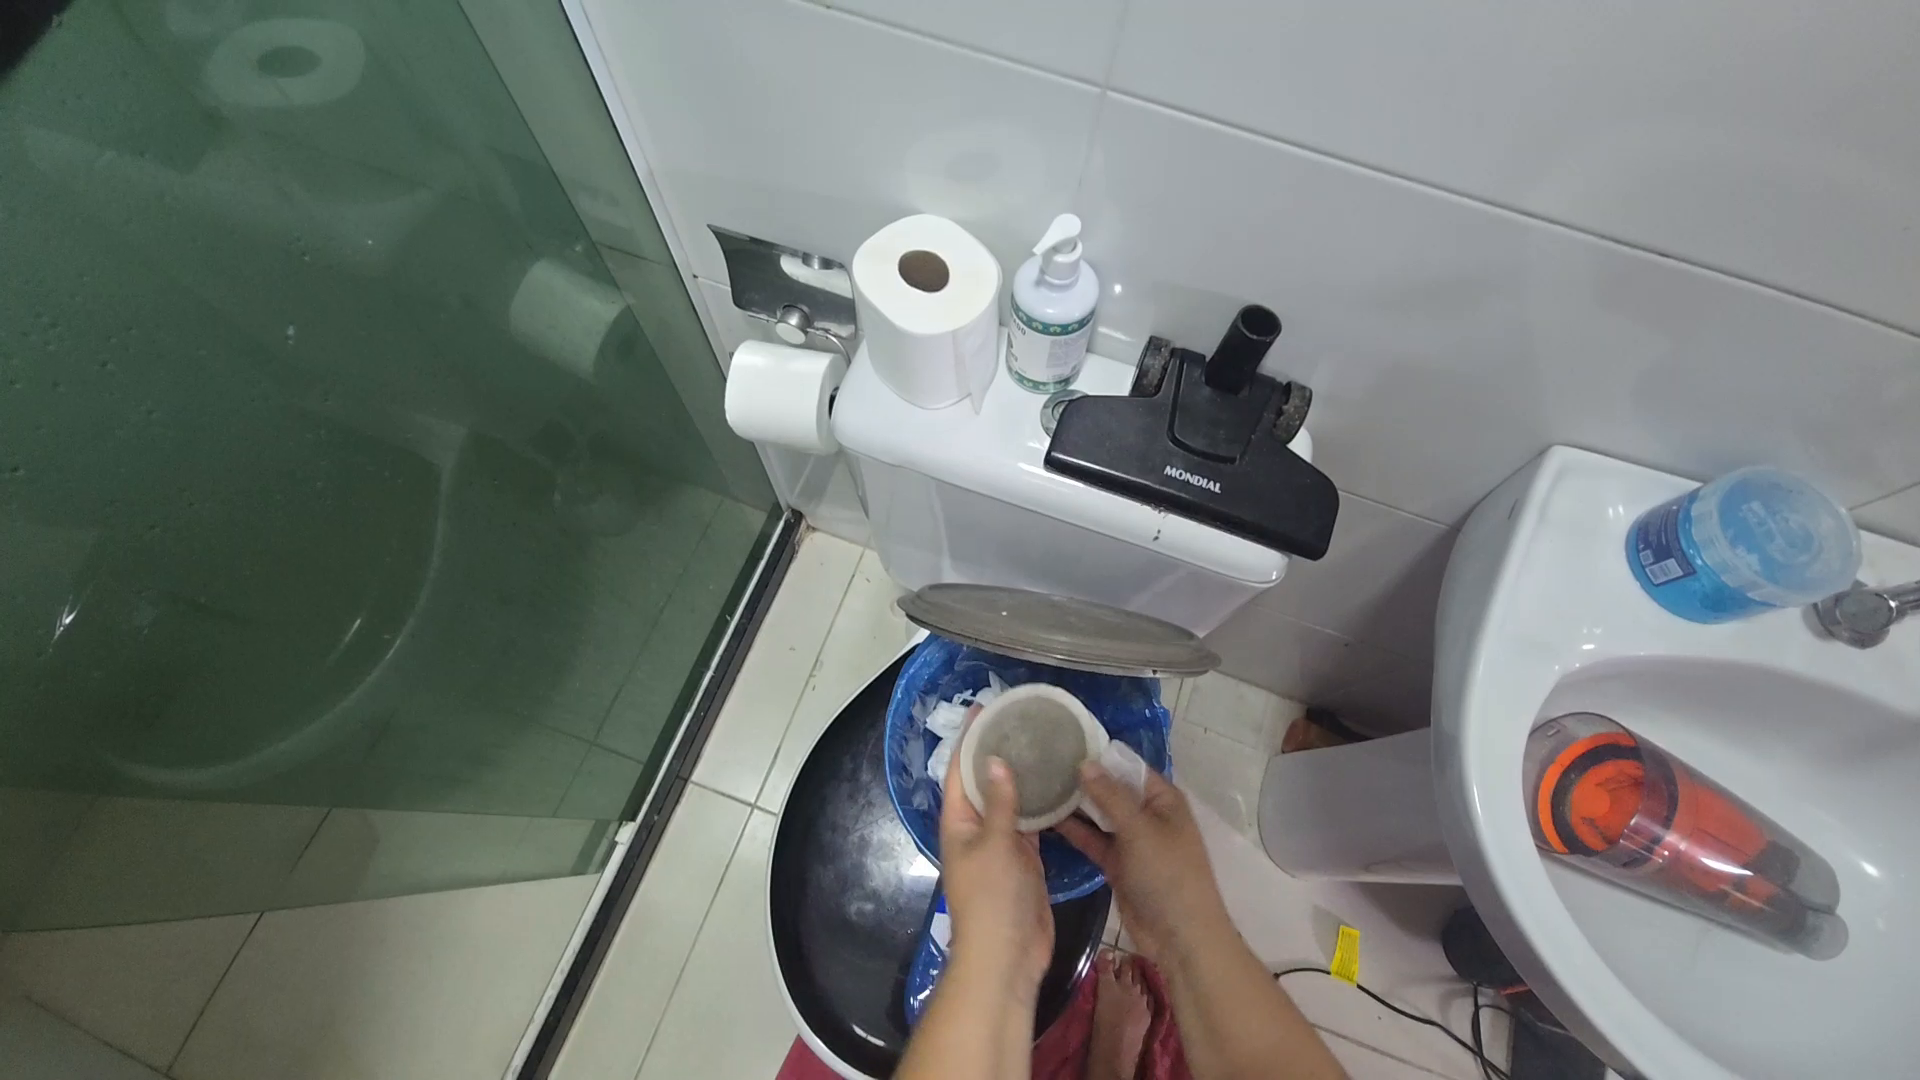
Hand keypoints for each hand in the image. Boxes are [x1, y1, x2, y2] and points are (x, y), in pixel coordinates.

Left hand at [938, 712, 1052, 997]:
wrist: (1007, 954)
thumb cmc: (992, 897)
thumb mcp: (994, 844)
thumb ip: (999, 803)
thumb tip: (994, 760)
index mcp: (958, 820)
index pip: (959, 769)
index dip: (969, 739)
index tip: (983, 708)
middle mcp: (977, 827)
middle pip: (984, 781)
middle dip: (997, 751)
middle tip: (1020, 720)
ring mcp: (1001, 843)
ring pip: (1009, 800)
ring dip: (1021, 775)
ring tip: (1040, 742)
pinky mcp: (1025, 858)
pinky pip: (1030, 822)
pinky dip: (1041, 803)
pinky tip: (1058, 784)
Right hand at [1054, 760, 1228, 963]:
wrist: (1180, 937)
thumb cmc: (1168, 874)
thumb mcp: (1139, 829)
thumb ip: (1110, 796)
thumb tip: (1085, 762)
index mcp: (1162, 798)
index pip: (1128, 766)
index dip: (1100, 754)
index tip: (1065, 740)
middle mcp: (1146, 813)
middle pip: (1111, 788)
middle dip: (1082, 778)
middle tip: (1042, 761)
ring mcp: (1131, 839)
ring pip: (1099, 814)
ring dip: (1075, 804)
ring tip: (1038, 785)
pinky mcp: (1116, 863)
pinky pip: (1092, 839)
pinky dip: (1073, 831)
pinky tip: (1045, 817)